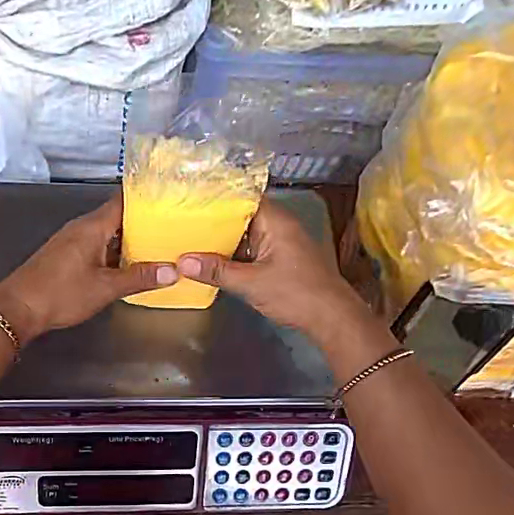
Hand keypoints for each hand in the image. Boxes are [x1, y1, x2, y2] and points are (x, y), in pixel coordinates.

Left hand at [0, 197, 175, 341]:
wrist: (18, 309)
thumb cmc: (61, 294)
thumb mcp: (105, 288)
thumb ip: (139, 277)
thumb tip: (172, 271)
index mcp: (92, 226)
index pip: (123, 201)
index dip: (146, 198)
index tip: (169, 199)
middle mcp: (81, 228)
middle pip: (117, 218)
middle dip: (143, 223)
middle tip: (171, 228)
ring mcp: (72, 242)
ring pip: (107, 235)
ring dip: (128, 241)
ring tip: (157, 248)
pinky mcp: (66, 256)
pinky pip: (97, 247)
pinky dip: (114, 253)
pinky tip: (128, 266)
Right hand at [176, 199, 375, 344]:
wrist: (331, 318)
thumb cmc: (297, 294)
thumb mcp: (251, 283)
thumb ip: (217, 271)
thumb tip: (183, 262)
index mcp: (275, 220)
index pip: (242, 196)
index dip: (216, 197)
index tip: (189, 199)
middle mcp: (278, 226)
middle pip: (240, 216)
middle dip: (214, 220)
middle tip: (182, 221)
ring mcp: (279, 243)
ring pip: (244, 235)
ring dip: (222, 240)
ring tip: (190, 239)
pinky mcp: (279, 260)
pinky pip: (251, 251)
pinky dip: (233, 255)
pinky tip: (212, 262)